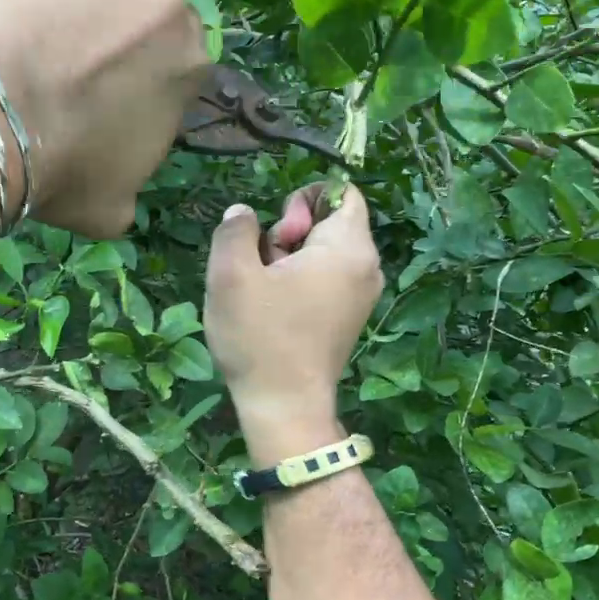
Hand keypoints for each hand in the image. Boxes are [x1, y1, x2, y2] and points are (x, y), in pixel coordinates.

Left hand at [0, 0, 208, 236]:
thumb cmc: (63, 172)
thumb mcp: (115, 206)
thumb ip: (134, 181)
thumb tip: (121, 183)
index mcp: (190, 58)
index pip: (181, 59)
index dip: (151, 78)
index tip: (120, 98)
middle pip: (148, 6)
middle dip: (123, 29)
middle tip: (80, 65)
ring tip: (45, 30)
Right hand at [204, 184, 383, 451]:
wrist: (284, 407)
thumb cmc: (260, 337)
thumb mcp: (231, 274)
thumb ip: (236, 230)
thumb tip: (243, 214)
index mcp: (349, 248)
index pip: (341, 192)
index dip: (301, 201)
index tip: (276, 237)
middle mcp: (367, 267)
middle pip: (329, 223)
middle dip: (289, 234)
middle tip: (263, 267)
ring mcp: (360, 296)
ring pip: (322, 253)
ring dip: (288, 261)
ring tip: (263, 291)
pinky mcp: (348, 318)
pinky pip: (325, 280)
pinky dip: (298, 284)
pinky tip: (274, 310)